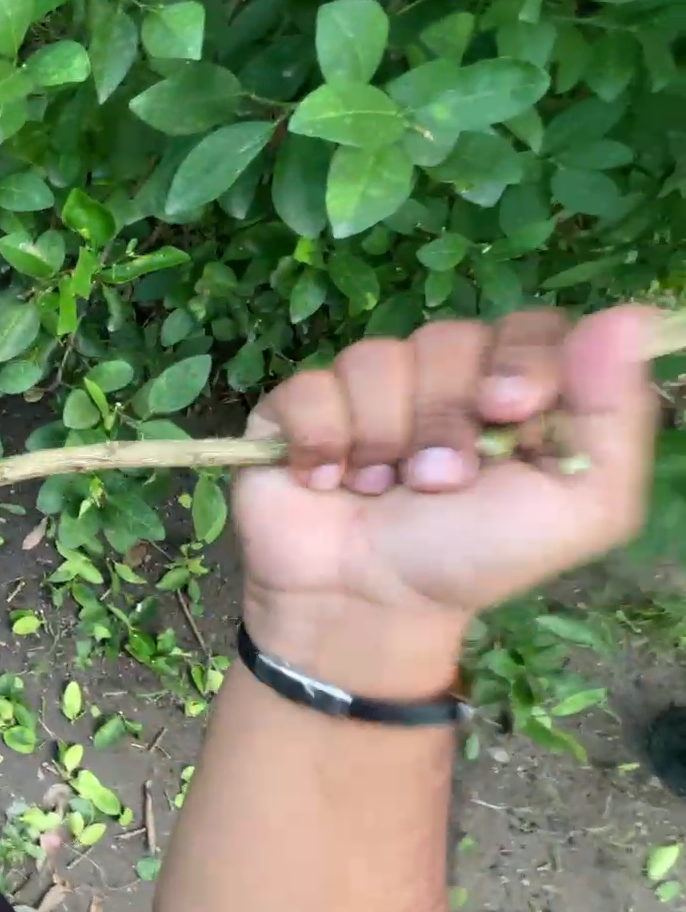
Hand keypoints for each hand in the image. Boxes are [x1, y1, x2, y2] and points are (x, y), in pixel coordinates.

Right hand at [235, 306, 657, 697]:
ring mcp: (353, 393)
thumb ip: (611, 415)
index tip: (509, 410)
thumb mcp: (577, 504)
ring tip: (373, 487)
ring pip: (370, 359)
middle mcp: (430, 380)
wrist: (363, 598)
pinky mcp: (285, 413)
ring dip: (378, 433)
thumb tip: (627, 314)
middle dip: (441, 417)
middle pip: (444, 339)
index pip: (524, 326)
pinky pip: (305, 389)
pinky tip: (323, 479)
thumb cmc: (470, 557)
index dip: (518, 358)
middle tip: (433, 480)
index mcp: (505, 390)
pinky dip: (318, 438)